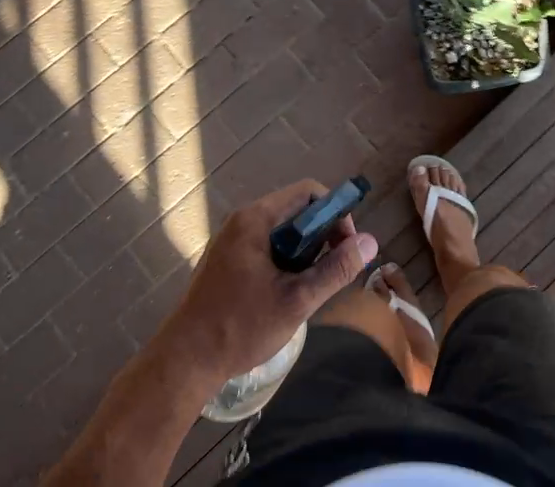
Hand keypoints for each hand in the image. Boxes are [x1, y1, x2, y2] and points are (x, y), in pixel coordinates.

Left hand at [154, 181, 377, 388]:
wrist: (184, 361)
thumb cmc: (240, 327)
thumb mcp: (297, 300)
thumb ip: (335, 269)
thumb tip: (370, 242)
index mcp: (255, 219)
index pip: (308, 192)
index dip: (335, 213)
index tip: (345, 248)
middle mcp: (241, 221)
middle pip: (296, 211)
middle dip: (322, 236)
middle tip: (331, 272)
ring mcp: (230, 241)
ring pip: (282, 232)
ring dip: (304, 253)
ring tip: (310, 288)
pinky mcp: (225, 262)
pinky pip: (265, 247)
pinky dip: (284, 262)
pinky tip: (286, 295)